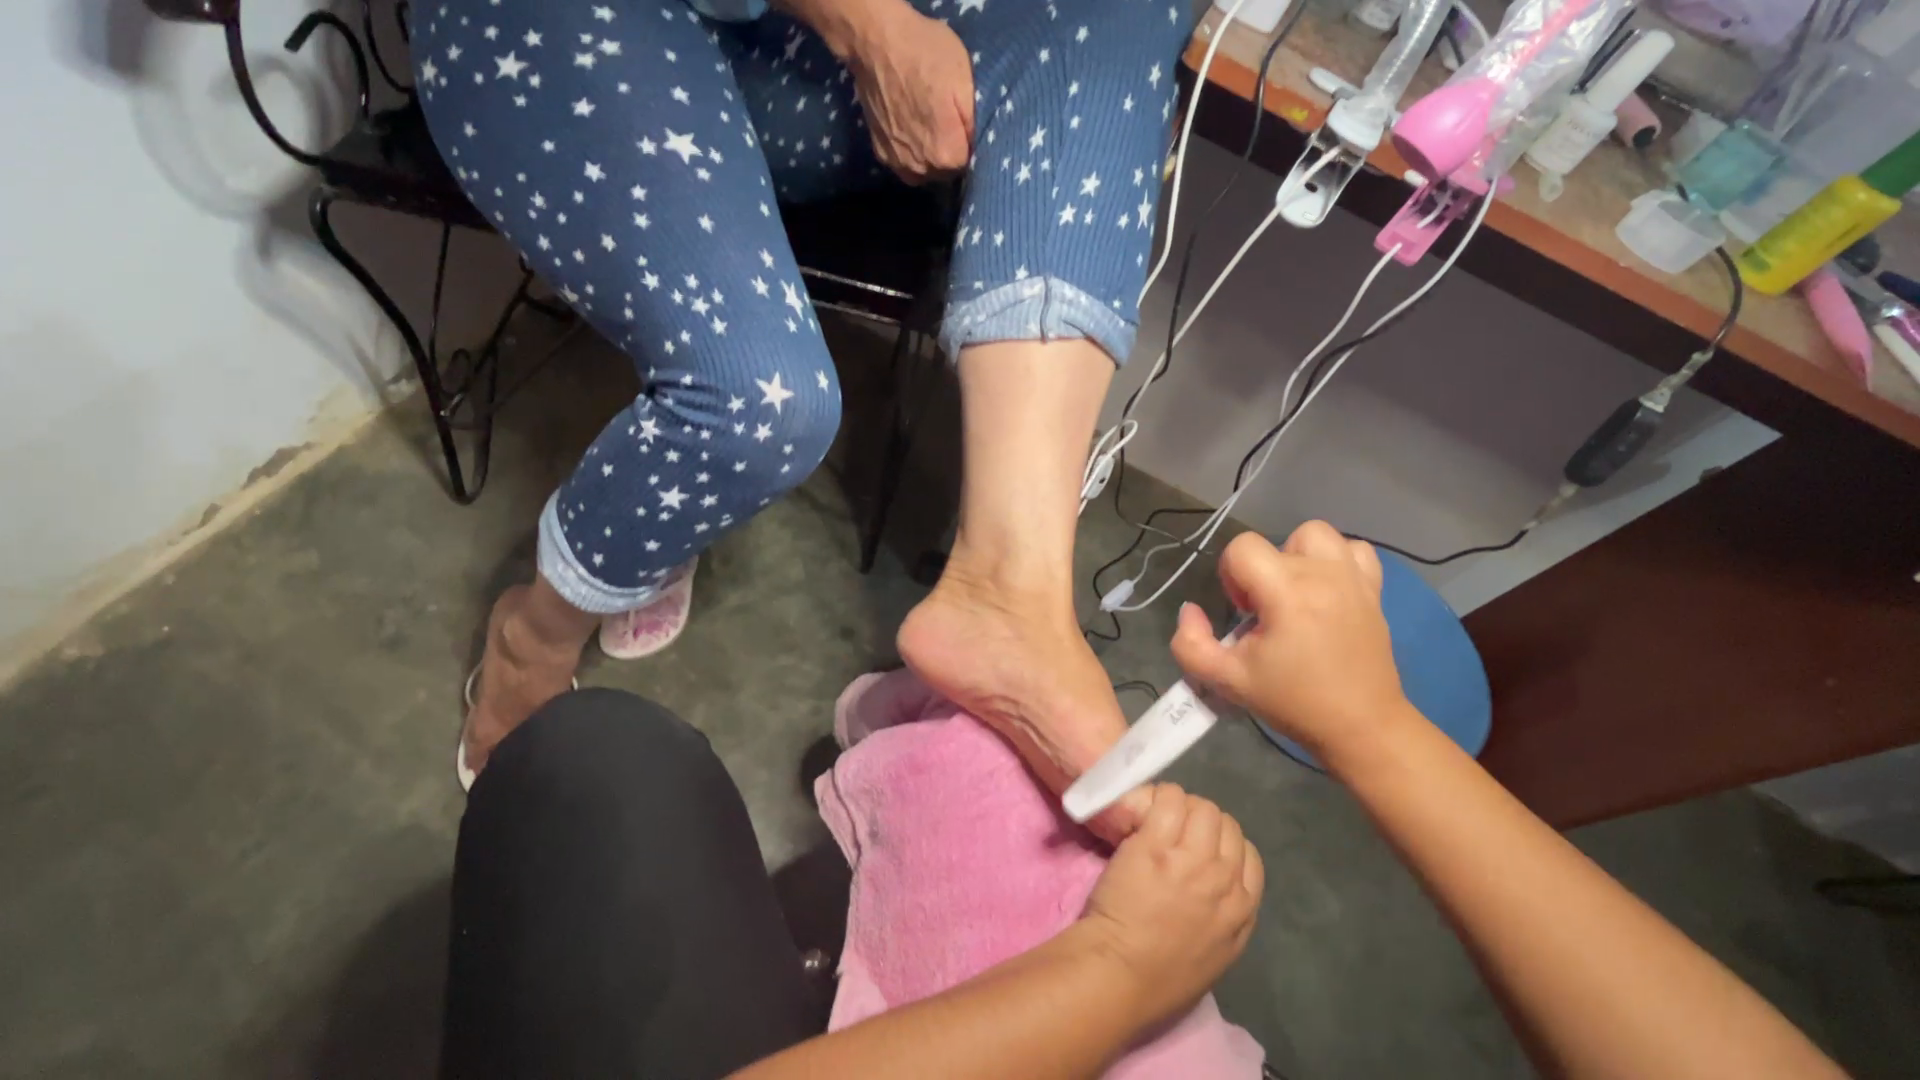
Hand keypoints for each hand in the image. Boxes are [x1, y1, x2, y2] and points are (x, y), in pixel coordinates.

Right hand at [843, 4, 974, 182]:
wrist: (877, 42)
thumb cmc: (927, 56)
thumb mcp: (967, 82)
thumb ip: (977, 124)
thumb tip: (980, 146)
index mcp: (947, 155)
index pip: (969, 166)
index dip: (971, 146)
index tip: (968, 126)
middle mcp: (921, 168)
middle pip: (946, 172)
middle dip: (952, 153)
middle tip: (950, 122)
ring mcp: (897, 162)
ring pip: (925, 172)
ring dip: (931, 156)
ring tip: (931, 128)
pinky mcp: (880, 151)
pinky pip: (903, 164)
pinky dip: (910, 153)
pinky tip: (912, 130)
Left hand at [1078, 785, 1263, 1028]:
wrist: (1119, 975)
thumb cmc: (1162, 977)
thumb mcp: (1218, 955)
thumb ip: (1229, 917)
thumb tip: (1223, 887)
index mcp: (1243, 908)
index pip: (1248, 852)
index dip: (1223, 841)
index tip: (1199, 844)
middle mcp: (1223, 877)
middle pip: (1225, 824)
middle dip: (1201, 819)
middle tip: (1174, 827)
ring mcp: (1190, 859)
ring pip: (1201, 807)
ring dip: (1180, 804)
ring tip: (1156, 815)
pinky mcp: (1155, 844)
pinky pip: (1168, 800)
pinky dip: (1158, 796)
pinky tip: (1142, 808)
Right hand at [1171, 524, 1411, 762]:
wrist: (1362, 726)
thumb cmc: (1293, 702)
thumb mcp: (1227, 681)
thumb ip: (1191, 645)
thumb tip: (1190, 611)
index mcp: (1288, 592)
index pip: (1243, 547)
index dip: (1231, 576)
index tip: (1244, 614)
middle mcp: (1324, 574)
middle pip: (1275, 541)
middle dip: (1260, 572)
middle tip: (1266, 613)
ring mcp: (1354, 579)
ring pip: (1316, 535)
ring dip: (1298, 557)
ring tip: (1296, 594)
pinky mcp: (1374, 590)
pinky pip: (1355, 550)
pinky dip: (1338, 561)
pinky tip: (1328, 590)